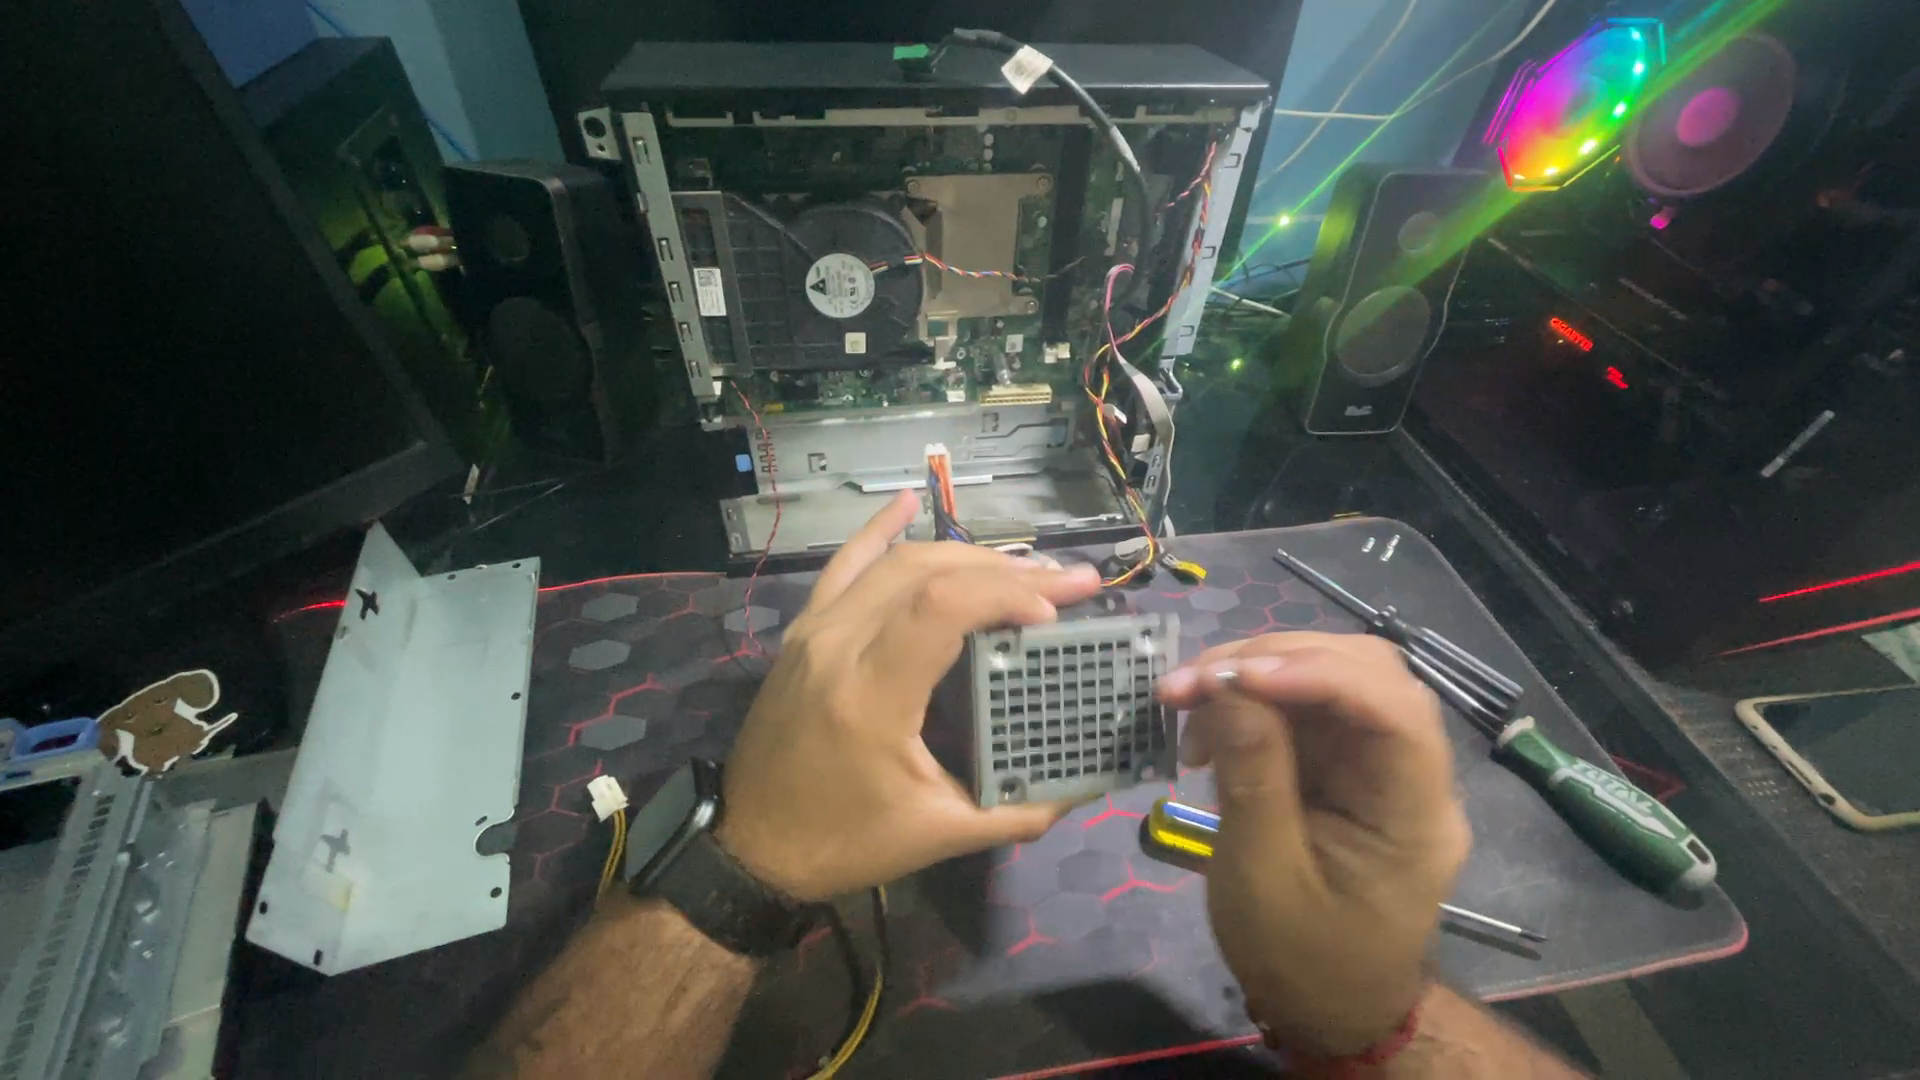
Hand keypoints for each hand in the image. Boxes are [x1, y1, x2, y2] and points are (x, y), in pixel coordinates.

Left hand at [716, 491, 1104, 901]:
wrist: (750, 846)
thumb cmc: (843, 841)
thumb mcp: (936, 835)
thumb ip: (1016, 811)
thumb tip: (1082, 786)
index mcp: (870, 695)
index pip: (941, 608)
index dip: (1006, 594)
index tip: (1058, 610)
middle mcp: (837, 644)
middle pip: (926, 572)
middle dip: (1004, 570)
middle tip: (1064, 582)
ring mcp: (814, 630)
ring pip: (894, 561)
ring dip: (963, 556)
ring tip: (1021, 569)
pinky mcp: (804, 630)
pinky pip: (843, 563)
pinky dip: (879, 529)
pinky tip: (907, 502)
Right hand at [1157, 633, 1470, 1056]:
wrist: (1323, 1004)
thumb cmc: (1299, 956)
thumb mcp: (1262, 875)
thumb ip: (1252, 776)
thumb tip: (1229, 686)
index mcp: (1412, 815)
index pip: (1395, 714)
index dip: (1321, 675)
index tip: (1239, 676)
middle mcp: (1405, 772)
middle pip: (1363, 673)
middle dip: (1272, 660)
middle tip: (1192, 680)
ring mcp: (1371, 760)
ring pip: (1326, 674)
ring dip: (1250, 671)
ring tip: (1184, 696)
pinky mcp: (1337, 758)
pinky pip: (1297, 702)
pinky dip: (1244, 698)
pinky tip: (1203, 723)